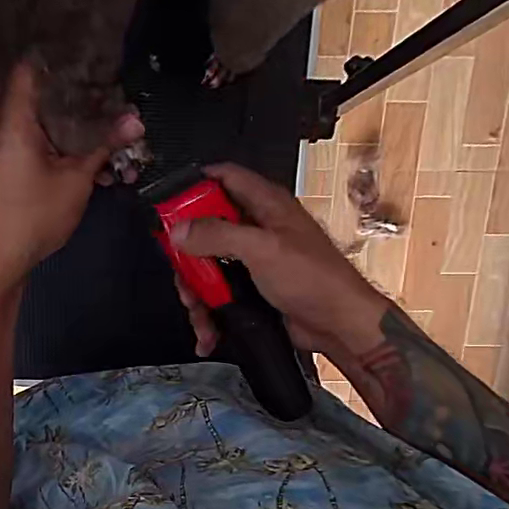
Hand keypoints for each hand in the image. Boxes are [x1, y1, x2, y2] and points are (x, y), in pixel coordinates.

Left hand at [0, 65, 144, 289]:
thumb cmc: (34, 215)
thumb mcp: (77, 181)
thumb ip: (104, 147)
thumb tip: (135, 119)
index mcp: (15, 122)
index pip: (30, 71)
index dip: (57, 60)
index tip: (86, 58)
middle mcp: (2, 129)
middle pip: (38, 100)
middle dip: (74, 100)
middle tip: (107, 96)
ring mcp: (1, 151)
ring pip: (40, 128)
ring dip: (70, 130)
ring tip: (104, 133)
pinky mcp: (5, 170)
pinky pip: (34, 148)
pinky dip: (58, 149)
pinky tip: (86, 162)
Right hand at [170, 163, 391, 361]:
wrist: (338, 324)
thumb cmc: (316, 280)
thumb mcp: (262, 249)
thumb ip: (217, 234)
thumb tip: (181, 230)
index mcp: (266, 205)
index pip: (224, 177)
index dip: (194, 186)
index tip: (170, 208)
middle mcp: (260, 229)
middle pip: (207, 230)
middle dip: (190, 257)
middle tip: (185, 277)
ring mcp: (257, 261)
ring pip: (211, 268)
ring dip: (199, 294)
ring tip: (200, 315)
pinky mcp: (256, 290)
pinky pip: (223, 295)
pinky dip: (212, 313)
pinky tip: (209, 331)